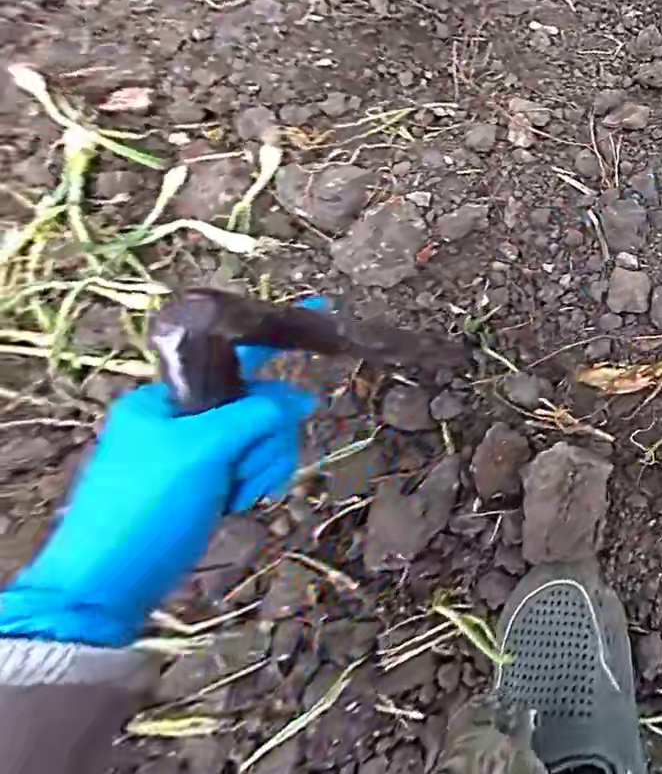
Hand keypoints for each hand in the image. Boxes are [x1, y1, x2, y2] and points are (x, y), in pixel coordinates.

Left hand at [0, 345, 319, 646]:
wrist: (112, 579)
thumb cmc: (146, 503)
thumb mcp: (204, 447)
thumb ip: (261, 411)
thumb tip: (301, 400)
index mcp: (168, 401)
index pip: (233, 355)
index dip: (277, 335)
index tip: (322, 309)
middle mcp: (190, 417)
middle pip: (269, 402)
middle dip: (271, 436)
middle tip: (246, 462)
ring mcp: (205, 447)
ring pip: (275, 434)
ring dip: (269, 462)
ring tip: (238, 489)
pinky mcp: (219, 472)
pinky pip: (269, 458)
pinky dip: (264, 477)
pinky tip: (241, 498)